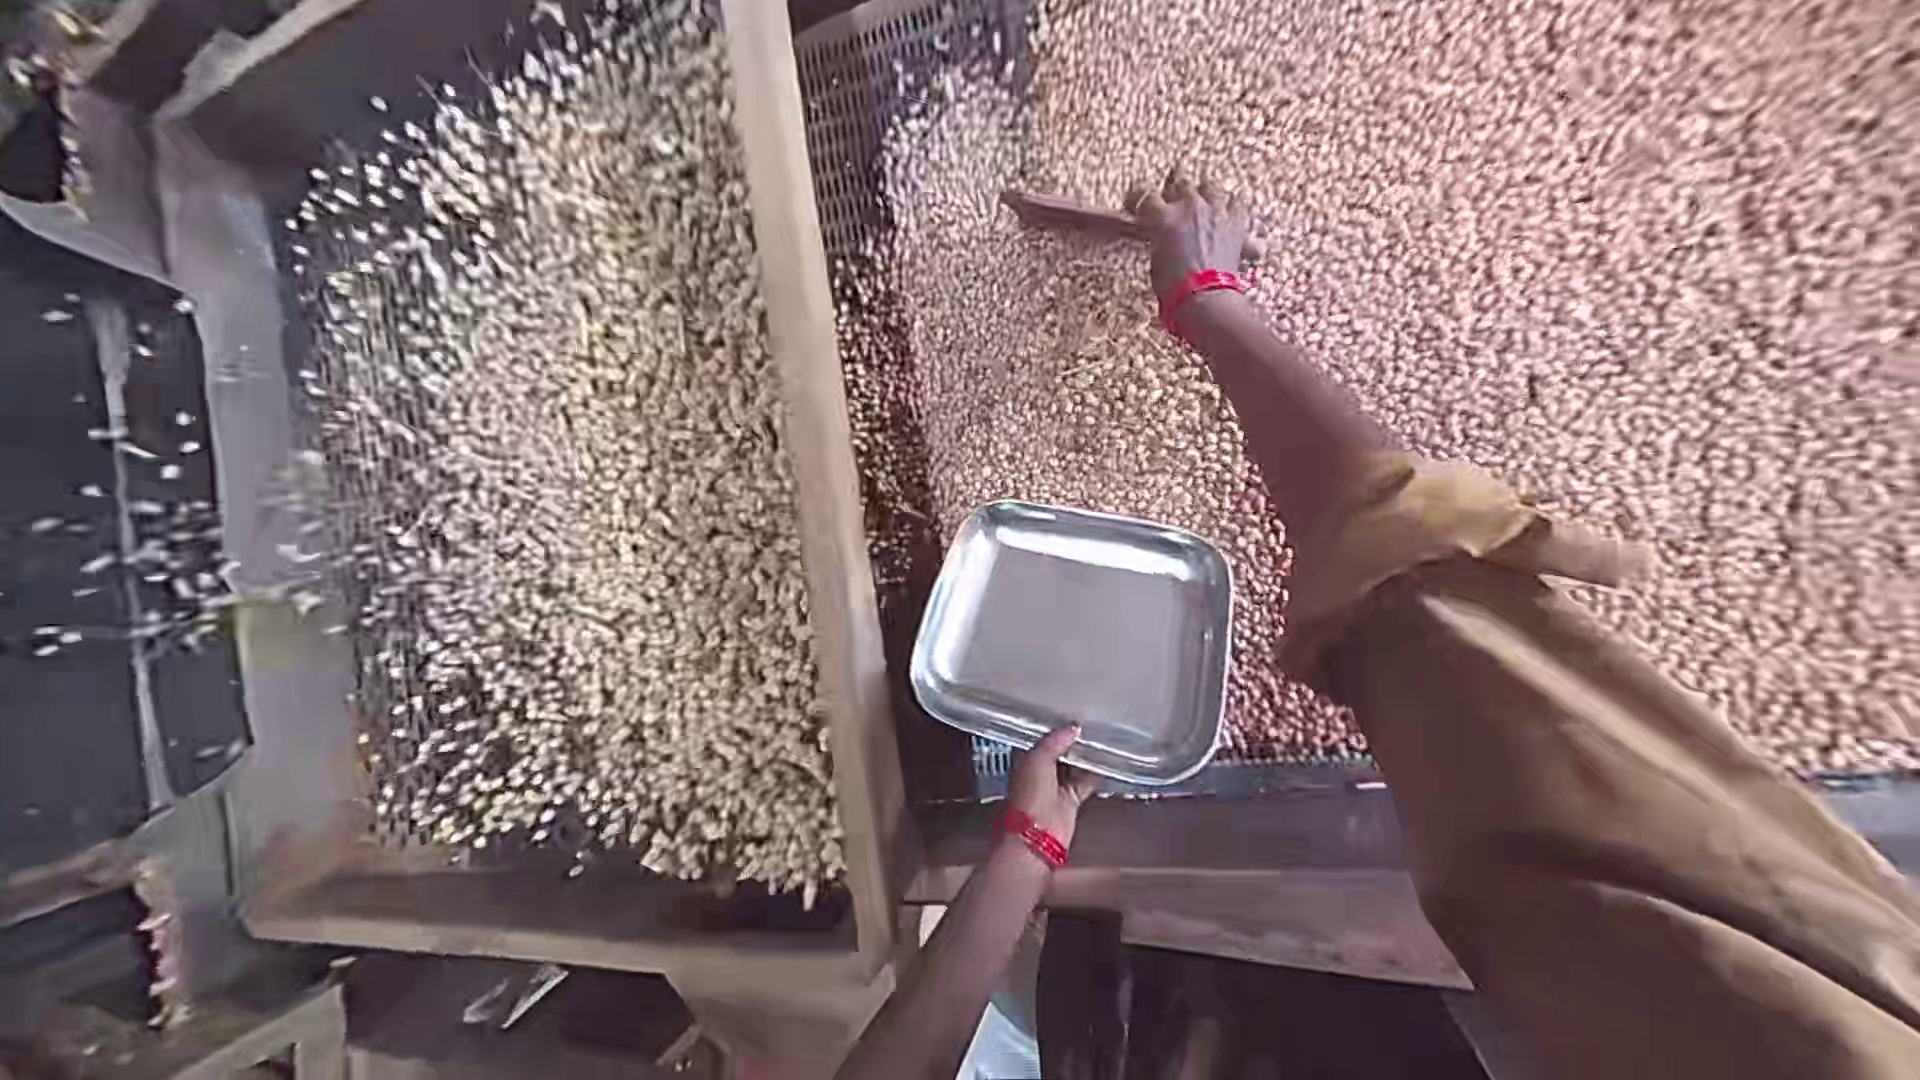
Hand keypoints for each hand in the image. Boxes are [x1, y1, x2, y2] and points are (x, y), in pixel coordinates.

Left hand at [1007, 724, 1099, 851]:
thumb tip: (1074, 727)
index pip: (1043, 737)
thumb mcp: (1038, 758)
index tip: (1074, 714)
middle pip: (1061, 750)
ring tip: (1103, 738)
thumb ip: (1055, 740)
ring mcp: (1057, 784)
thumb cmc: (1031, 793)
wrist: (1038, 833)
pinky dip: (1095, 773)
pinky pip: (1086, 780)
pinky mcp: (1072, 797)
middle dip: (1074, 740)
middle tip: (1094, 724)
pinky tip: (1108, 761)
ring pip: (1074, 764)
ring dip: (1086, 755)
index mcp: (1027, 758)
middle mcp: (1041, 769)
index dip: (1057, 727)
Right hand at [1125, 165, 1252, 301]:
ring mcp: (1216, 211)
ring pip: (1209, 186)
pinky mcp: (1237, 222)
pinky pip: (1235, 202)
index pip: (1146, 197)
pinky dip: (1228, 206)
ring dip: (1203, 194)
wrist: (1205, 300)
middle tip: (1171, 203)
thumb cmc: (1176, 290)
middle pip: (1181, 184)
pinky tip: (1224, 214)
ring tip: (1200, 204)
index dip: (1139, 200)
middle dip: (1174, 193)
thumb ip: (1159, 241)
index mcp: (1164, 218)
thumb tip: (1163, 237)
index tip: (1136, 203)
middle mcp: (1190, 207)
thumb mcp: (1157, 263)